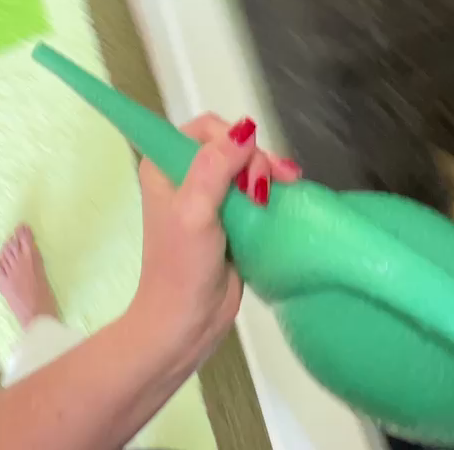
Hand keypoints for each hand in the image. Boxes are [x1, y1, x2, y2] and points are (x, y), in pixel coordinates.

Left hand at [122, 114, 300, 373]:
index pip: (206, 128)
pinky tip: (289, 193)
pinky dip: (272, 190)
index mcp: (165, 164)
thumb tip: (246, 129)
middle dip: (255, 159)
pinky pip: (254, 190)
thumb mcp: (195, 210)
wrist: (186, 324)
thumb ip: (216, 166)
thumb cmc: (182, 266)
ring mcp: (209, 197)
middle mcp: (185, 174)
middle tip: (266, 189)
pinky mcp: (231, 218)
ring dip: (268, 173)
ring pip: (246, 166)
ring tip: (288, 186)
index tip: (250, 167)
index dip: (232, 139)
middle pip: (231, 145)